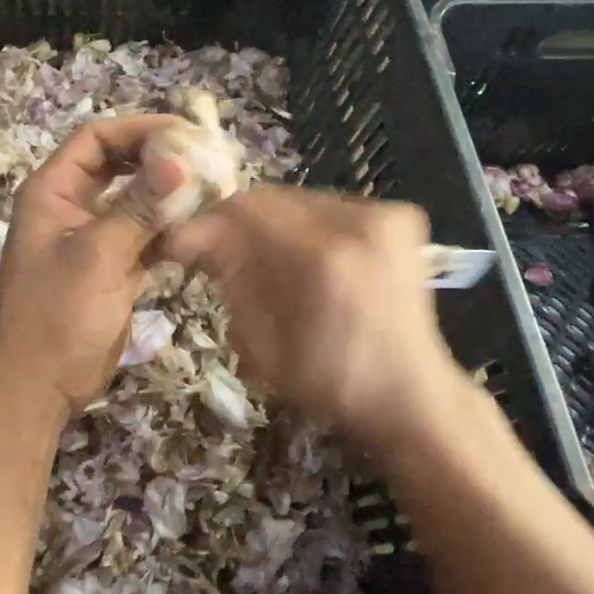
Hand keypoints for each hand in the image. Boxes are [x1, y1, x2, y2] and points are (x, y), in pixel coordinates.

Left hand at [0, 114, 190, 418]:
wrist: (38, 387)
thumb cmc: (56, 315)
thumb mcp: (98, 256)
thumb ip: (139, 207)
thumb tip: (179, 159)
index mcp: (52, 191)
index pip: (96, 139)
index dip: (138, 129)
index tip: (185, 133)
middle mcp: (71, 207)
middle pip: (119, 165)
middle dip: (160, 160)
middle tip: (208, 159)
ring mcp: (93, 238)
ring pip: (136, 201)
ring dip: (170, 196)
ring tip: (216, 189)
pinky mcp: (113, 267)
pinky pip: (145, 235)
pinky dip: (171, 230)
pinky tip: (203, 227)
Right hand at [165, 185, 461, 444]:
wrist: (412, 394)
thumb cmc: (332, 384)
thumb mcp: (263, 347)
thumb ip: (231, 281)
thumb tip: (196, 235)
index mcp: (321, 261)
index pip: (245, 210)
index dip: (207, 222)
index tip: (182, 241)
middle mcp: (357, 225)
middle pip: (270, 199)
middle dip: (237, 224)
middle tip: (217, 252)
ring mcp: (384, 215)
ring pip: (297, 199)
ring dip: (272, 224)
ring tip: (265, 259)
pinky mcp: (399, 215)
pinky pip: (328, 206)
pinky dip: (307, 227)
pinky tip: (308, 258)